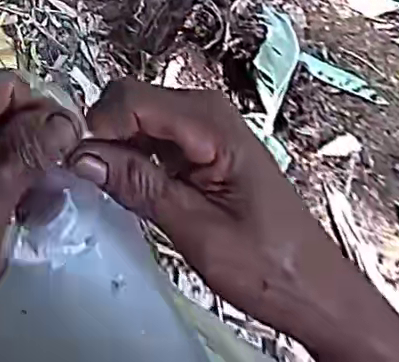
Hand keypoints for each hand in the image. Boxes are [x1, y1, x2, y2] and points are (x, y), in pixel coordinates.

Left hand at [0, 71, 80, 360]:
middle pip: (12, 103)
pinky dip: (24, 169)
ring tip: (41, 189)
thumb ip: (28, 150)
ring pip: (14, 128)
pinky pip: (8, 150)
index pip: (8, 84)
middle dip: (39, 133)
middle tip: (56, 168)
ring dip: (35, 155)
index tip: (65, 138)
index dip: (40, 106)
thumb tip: (64, 118)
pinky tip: (29, 197)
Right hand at [70, 80, 398, 361]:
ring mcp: (200, 122)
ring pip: (130, 112)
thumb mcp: (198, 232)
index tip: (75, 159)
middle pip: (126, 98)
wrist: (323, 299)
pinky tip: (127, 180)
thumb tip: (80, 156)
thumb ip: (138, 186)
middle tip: (87, 172)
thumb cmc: (274, 270)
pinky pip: (145, 130)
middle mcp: (204, 109)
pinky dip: (127, 151)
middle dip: (101, 131)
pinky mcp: (195, 140)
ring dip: (112, 142)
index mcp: (211, 123)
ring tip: (103, 180)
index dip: (96, 125)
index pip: (130, 99)